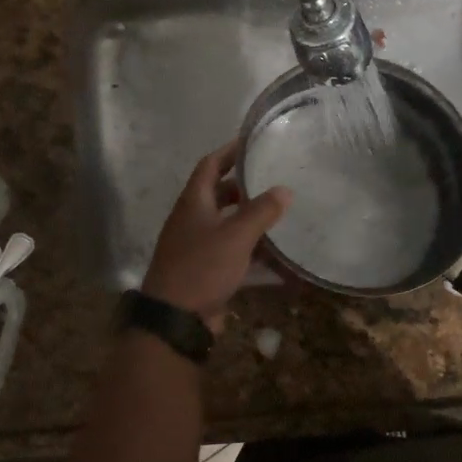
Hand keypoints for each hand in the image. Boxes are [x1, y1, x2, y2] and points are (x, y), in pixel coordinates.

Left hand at [141, 141, 290, 331]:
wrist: (176, 319)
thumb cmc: (202, 267)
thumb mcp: (235, 236)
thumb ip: (261, 211)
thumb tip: (285, 189)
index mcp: (193, 203)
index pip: (210, 165)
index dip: (229, 152)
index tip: (252, 142)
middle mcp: (192, 220)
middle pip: (219, 195)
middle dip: (245, 189)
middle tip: (274, 181)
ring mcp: (198, 248)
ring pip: (228, 227)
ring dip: (252, 223)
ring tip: (283, 217)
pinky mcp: (206, 272)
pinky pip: (234, 256)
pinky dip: (254, 255)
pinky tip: (279, 261)